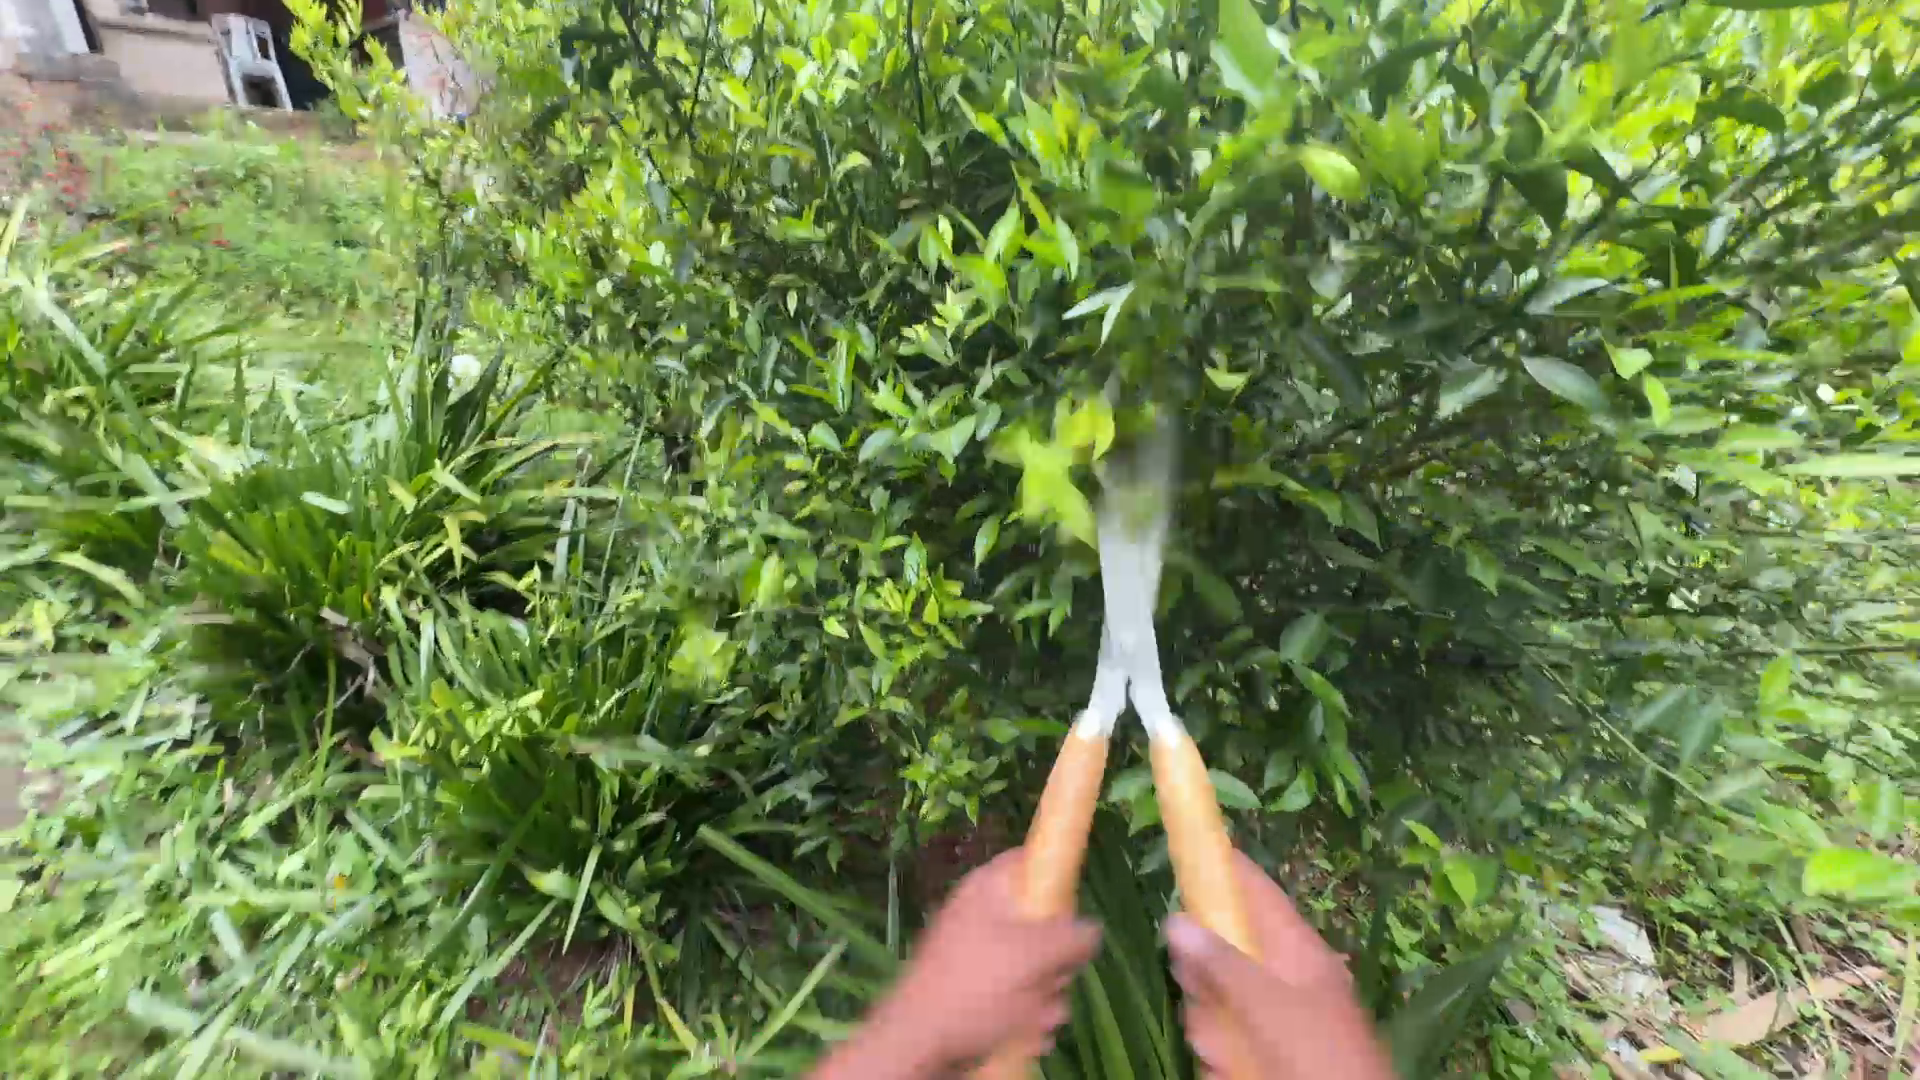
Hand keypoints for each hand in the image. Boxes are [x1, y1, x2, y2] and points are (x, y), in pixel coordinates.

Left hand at [810, 848, 1101, 1078]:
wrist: (917, 1044)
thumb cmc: (973, 987)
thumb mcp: (1030, 956)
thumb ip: (1069, 937)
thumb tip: (1092, 929)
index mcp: (988, 887)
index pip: (1031, 860)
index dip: (1058, 879)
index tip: (1071, 910)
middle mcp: (985, 913)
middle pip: (1042, 920)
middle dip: (1056, 960)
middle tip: (1052, 978)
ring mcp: (981, 953)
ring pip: (1035, 965)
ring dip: (1045, 996)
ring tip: (1034, 1018)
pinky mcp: (979, 990)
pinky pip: (1019, 995)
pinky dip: (1027, 1016)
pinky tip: (1024, 1036)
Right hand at [1165, 851, 1393, 1079]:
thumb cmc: (1317, 1055)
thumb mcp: (1267, 1005)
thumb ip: (1220, 962)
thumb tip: (1175, 919)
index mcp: (1294, 948)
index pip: (1254, 889)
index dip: (1223, 867)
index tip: (1187, 854)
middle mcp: (1282, 973)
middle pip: (1221, 947)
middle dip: (1204, 977)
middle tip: (1207, 1000)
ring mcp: (1274, 1013)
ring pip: (1216, 996)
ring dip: (1211, 1024)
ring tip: (1229, 1054)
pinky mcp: (1264, 1049)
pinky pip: (1225, 1035)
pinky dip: (1222, 1056)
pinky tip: (1233, 1072)